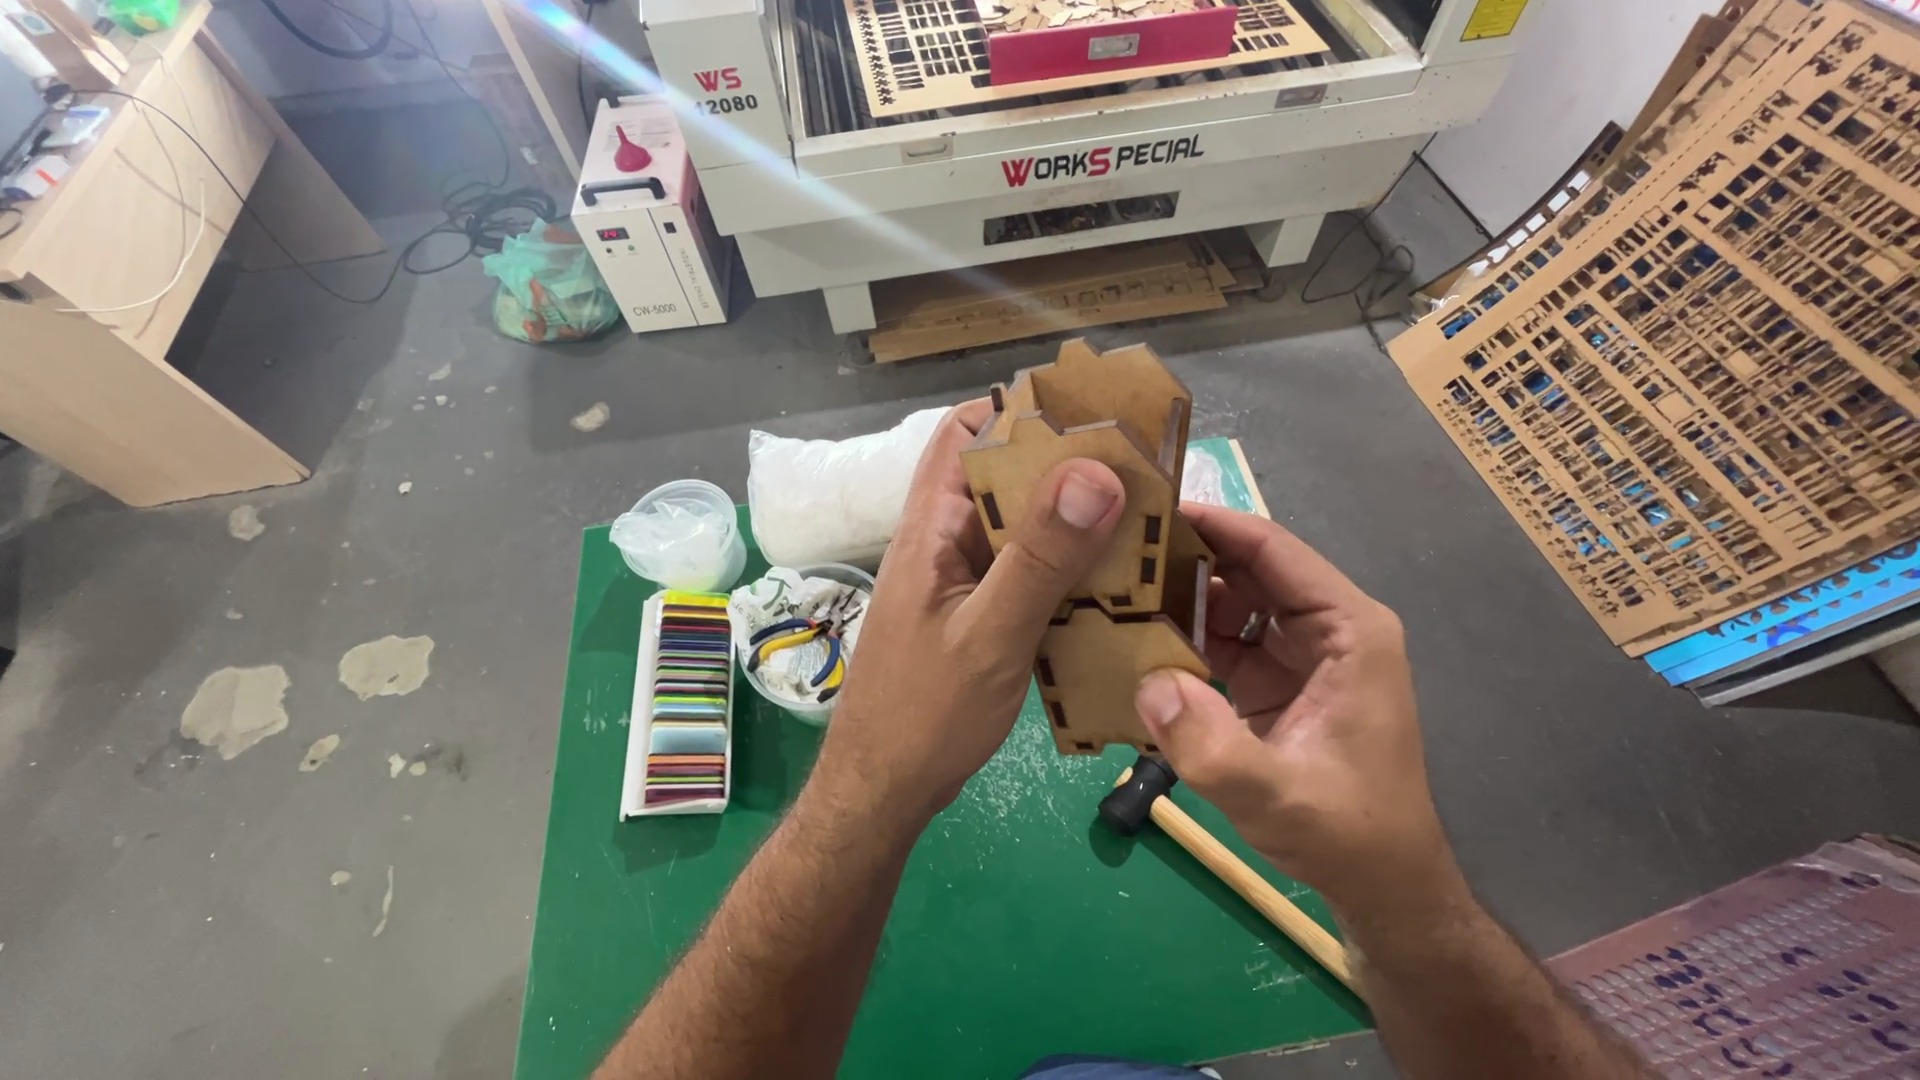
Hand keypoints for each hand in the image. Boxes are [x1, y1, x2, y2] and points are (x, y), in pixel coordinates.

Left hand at [816, 399, 1125, 821]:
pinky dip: (1064, 571)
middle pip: (1000, 480)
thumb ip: (1039, 559)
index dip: (1016, 412)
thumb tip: (1094, 472)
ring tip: (1138, 519)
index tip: (1086, 412)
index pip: (961, 436)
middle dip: (1063, 468)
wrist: (884, 790)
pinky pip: (1024, 575)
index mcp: (929, 529)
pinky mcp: (976, 617)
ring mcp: (959, 583)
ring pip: (1018, 530)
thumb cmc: (924, 714)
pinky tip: (1110, 583)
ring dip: (1070, 523)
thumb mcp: (988, 635)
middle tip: (1136, 469)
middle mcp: (942, 544)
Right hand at [1133, 503, 1455, 909]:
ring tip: (1114, 591)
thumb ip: (1211, 745)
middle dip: (1185, 558)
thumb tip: (1147, 682)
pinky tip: (1136, 641)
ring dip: (1179, 597)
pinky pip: (1223, 639)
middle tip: (1114, 553)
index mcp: (1348, 630)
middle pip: (1248, 567)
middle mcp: (1327, 627)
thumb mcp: (1276, 796)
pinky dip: (1183, 637)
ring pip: (1232, 600)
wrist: (1380, 885)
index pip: (1274, 549)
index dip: (1213, 524)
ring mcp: (1300, 653)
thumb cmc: (1346, 833)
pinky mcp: (1276, 679)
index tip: (1148, 510)